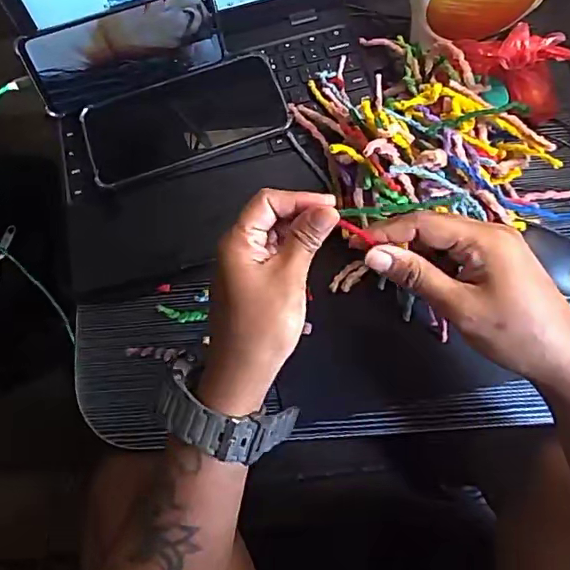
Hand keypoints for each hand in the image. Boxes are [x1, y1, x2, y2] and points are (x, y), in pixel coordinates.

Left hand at [203, 189, 338, 415]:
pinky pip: (272, 248)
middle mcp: (236, 244)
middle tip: (334, 217)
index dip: (299, 198)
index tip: (330, 205)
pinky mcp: (251, 274)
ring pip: (272, 230)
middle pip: (268, 212)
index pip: (267, 200)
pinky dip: (292, 244)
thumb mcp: (289, 277)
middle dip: (301, 210)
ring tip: (328, 231)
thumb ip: (306, 239)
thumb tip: (326, 209)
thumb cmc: (262, 328)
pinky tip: (311, 248)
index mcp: (237, 240)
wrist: (242, 371)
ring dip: (299, 227)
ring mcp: (242, 260)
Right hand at [360, 213, 569, 387]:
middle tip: (371, 261)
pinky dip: (436, 263)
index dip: (387, 231)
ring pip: (443, 240)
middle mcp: (491, 231)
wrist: (566, 362)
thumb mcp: (458, 306)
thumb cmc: (515, 335)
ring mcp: (497, 245)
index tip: (357, 245)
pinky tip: (425, 281)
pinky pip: (458, 251)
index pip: (422, 221)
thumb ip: (415, 275)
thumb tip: (374, 254)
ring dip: (417, 254)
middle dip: (400, 241)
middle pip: (432, 226)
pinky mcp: (499, 260)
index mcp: (484, 236)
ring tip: (396, 276)